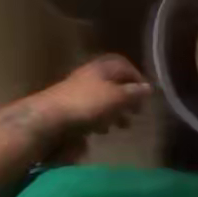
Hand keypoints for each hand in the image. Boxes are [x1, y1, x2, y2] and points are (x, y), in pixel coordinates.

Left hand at [30, 54, 151, 134]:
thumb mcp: (116, 98)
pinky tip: (101, 131)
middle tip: (136, 113)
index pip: (124, 65)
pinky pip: (89, 110)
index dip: (137, 77)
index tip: (146, 94)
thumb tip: (149, 88)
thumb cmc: (86, 104)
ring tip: (123, 126)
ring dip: (115, 111)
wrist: (48, 117)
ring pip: (102, 98)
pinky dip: (100, 118)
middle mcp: (90, 75)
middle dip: (127, 98)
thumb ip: (133, 93)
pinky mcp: (68, 106)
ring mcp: (77, 90)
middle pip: (113, 83)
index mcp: (102, 68)